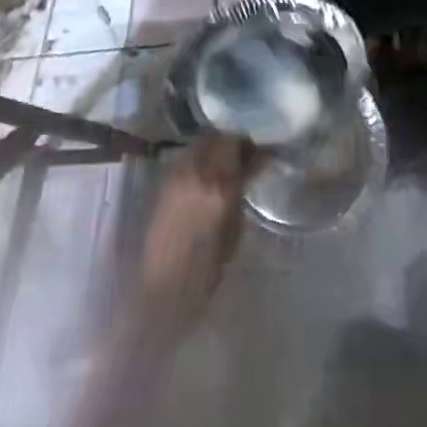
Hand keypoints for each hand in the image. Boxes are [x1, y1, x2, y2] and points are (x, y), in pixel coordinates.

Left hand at [136, 134, 260, 333]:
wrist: (162, 290)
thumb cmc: (207, 269)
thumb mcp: (235, 228)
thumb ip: (243, 189)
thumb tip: (255, 163)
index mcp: (219, 185)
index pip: (235, 142)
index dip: (251, 139)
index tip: (264, 144)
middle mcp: (195, 173)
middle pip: (214, 136)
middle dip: (232, 138)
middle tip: (247, 149)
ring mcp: (176, 177)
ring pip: (198, 145)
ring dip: (215, 147)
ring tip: (229, 160)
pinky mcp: (163, 185)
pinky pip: (186, 160)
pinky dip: (200, 159)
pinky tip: (209, 174)